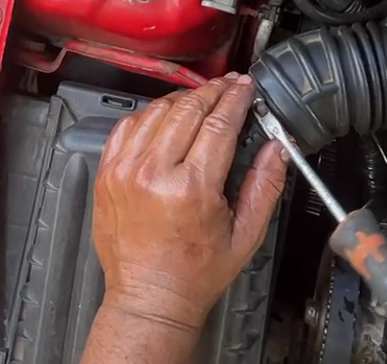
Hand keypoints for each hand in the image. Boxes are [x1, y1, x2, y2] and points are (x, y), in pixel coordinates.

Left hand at [92, 74, 287, 330]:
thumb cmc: (195, 273)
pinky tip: (165, 116)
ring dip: (183, 99)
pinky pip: (128, 125)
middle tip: (229, 86)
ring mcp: (126, 170)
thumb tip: (278, 147)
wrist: (148, 300)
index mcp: (192, 188)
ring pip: (158, 110)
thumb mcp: (245, 235)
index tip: (245, 87)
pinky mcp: (108, 172)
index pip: (219, 123)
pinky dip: (149, 114)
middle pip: (188, 108)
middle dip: (214, 91)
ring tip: (201, 99)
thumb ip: (265, 186)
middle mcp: (154, 173)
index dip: (235, 99)